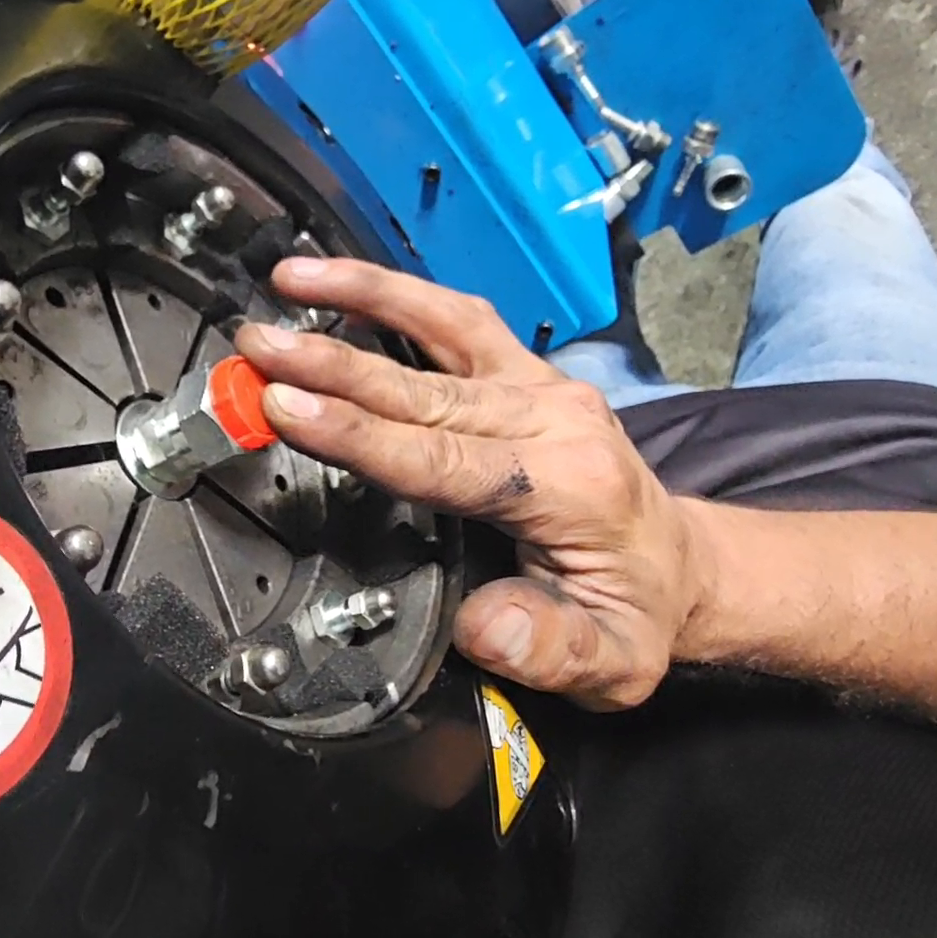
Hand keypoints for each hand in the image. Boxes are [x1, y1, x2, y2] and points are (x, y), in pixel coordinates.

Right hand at [234, 258, 709, 709]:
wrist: (677, 564)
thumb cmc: (635, 610)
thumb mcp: (609, 661)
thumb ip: (549, 647)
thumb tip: (485, 624)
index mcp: (566, 486)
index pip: (440, 456)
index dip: (358, 433)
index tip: (288, 406)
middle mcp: (553, 418)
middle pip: (422, 387)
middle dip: (331, 364)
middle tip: (259, 347)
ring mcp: (539, 386)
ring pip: (441, 326)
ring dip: (362, 296)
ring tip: (292, 277)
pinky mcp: (525, 373)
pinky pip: (458, 318)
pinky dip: (399, 293)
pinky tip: (348, 278)